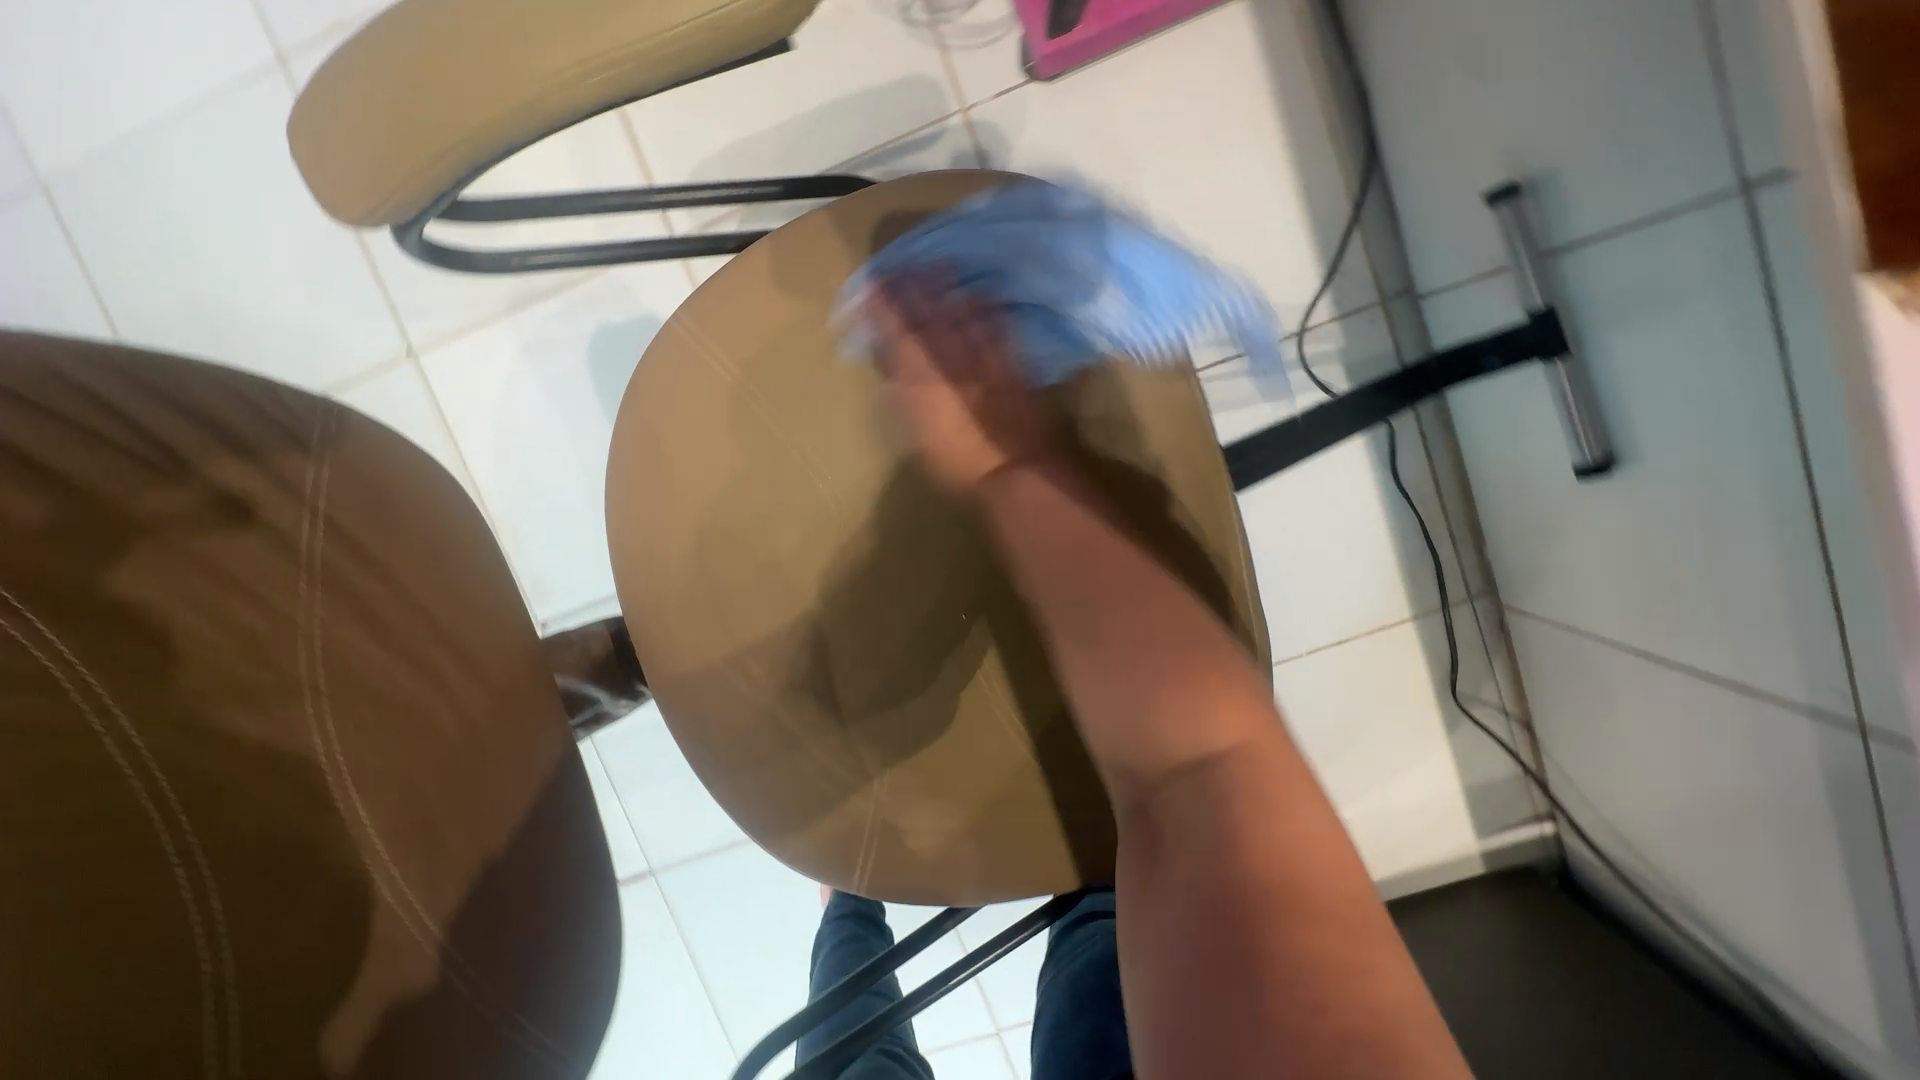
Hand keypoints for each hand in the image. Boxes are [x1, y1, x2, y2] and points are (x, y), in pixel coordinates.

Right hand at [866, 274, 1055, 496]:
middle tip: (904, 263)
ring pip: (963, 317)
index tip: (876, 285)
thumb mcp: (920, 440)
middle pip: (930, 319)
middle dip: (914, 290)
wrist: (1016, 468)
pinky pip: (998, 330)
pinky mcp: (1012, 367)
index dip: (887, 309)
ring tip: (938, 263)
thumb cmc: (962, 464)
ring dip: (949, 290)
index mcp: (924, 382)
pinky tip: (982, 294)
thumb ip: (907, 403)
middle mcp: (952, 363)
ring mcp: (985, 361)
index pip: (900, 336)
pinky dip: (988, 310)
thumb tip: (893, 376)